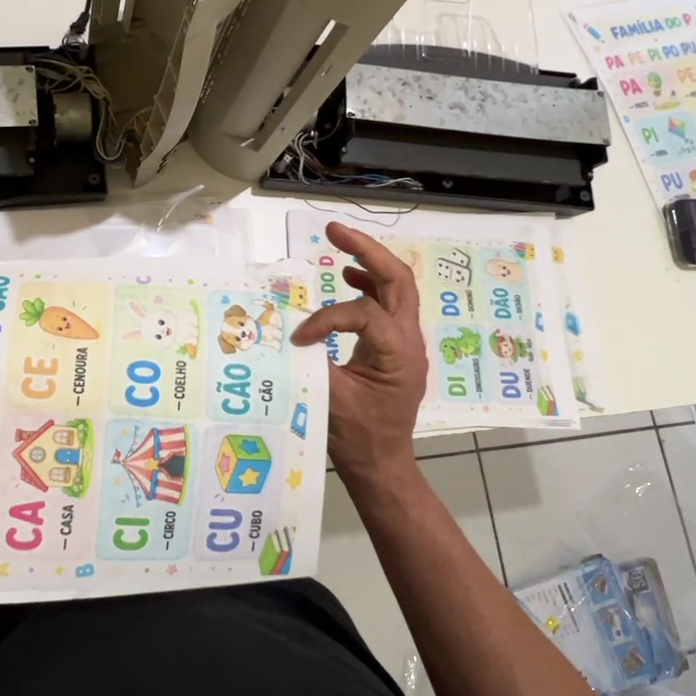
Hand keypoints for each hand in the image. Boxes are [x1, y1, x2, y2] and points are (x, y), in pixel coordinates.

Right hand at [291, 222, 428, 482]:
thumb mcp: (329, 400)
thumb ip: (311, 361)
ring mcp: (407, 343)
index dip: (326, 319)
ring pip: (398, 287)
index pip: (363, 313)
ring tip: (339, 242)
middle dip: (367, 249)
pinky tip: (349, 276)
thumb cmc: (357, 439)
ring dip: (371, 261)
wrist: (382, 466)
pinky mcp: (397, 348)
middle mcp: (409, 341)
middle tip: (334, 229)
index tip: (298, 339)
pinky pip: (389, 305)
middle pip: (398, 278)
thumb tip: (285, 330)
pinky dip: (370, 285)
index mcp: (397, 353)